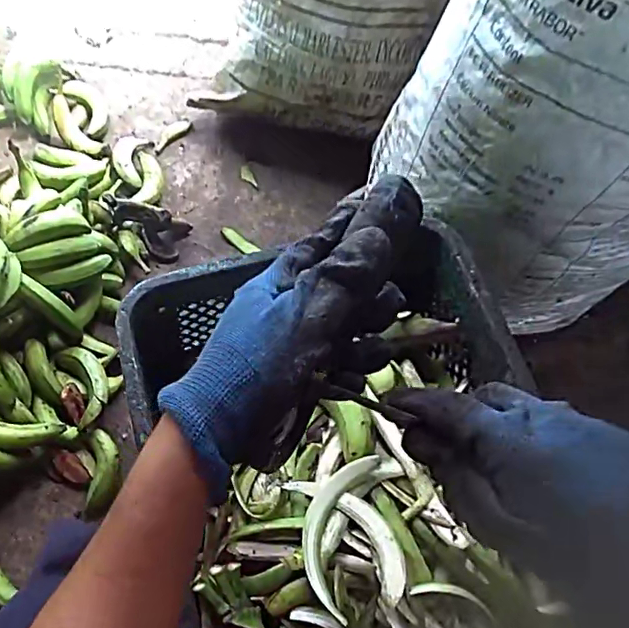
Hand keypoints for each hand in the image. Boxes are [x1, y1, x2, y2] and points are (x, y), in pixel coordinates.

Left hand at [158, 176, 419, 496]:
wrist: (224, 429)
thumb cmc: (259, 364)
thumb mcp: (307, 309)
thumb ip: (350, 266)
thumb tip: (391, 198)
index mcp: (287, 277)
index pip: (335, 239)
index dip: (367, 230)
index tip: (404, 218)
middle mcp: (298, 304)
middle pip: (359, 289)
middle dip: (373, 305)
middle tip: (366, 320)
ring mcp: (305, 342)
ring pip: (360, 331)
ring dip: (365, 347)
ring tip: (348, 361)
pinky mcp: (311, 377)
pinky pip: (349, 366)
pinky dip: (350, 375)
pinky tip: (342, 384)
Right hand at [387, 383, 628, 627]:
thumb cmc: (564, 551)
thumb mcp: (493, 522)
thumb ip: (454, 475)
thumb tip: (422, 439)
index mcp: (509, 438)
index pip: (450, 407)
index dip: (417, 403)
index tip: (391, 405)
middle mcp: (544, 417)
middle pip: (486, 396)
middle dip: (458, 410)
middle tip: (441, 441)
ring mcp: (581, 422)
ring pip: (523, 405)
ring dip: (497, 421)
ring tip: (489, 455)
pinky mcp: (610, 435)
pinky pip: (556, 421)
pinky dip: (531, 432)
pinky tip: (536, 465)